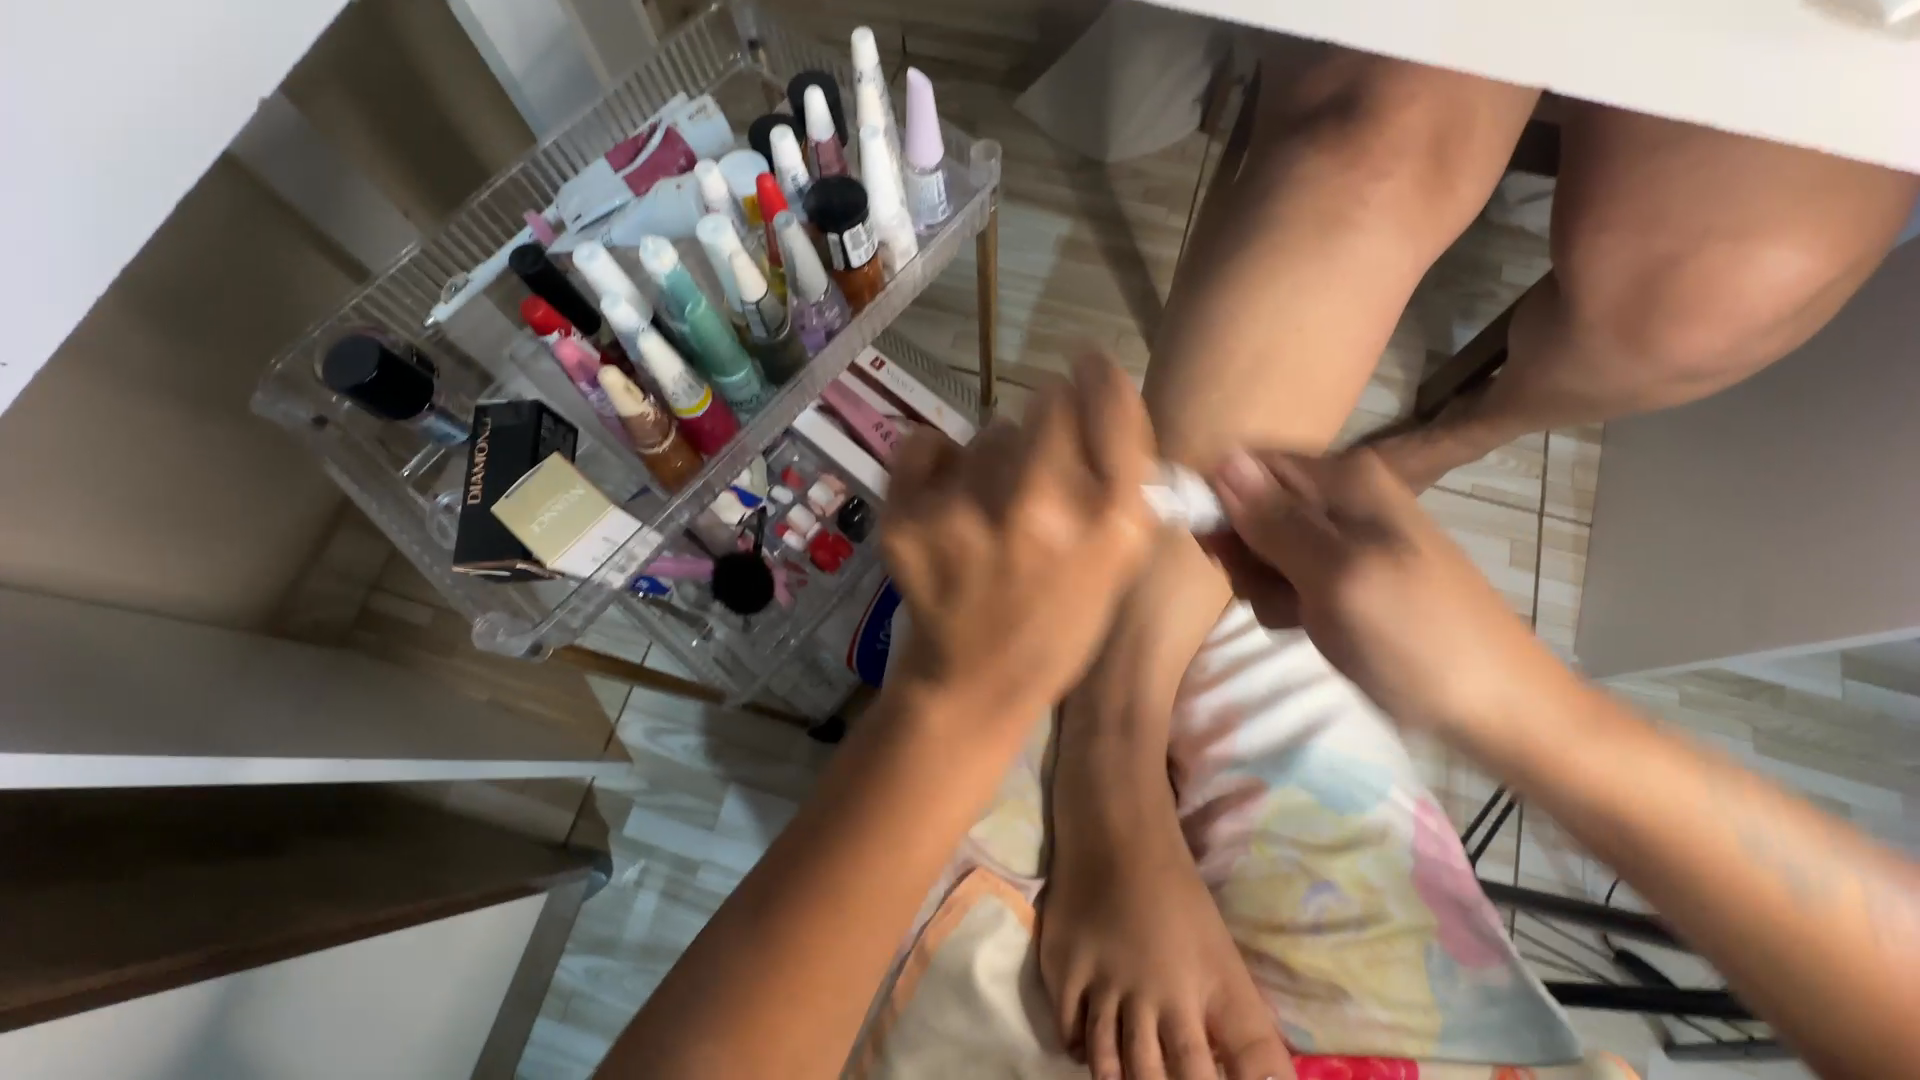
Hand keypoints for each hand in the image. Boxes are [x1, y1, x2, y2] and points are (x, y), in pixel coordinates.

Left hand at [880, 352, 1157, 722]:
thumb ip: (1123, 487)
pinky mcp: (908, 520)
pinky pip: (925, 445)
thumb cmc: (1056, 626)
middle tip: (1034, 456)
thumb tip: (1108, 397)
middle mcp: (1043, 512)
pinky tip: (943, 501)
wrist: (975, 683)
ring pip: (987, 432)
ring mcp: (968, 515)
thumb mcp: (1116, 565)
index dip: (1098, 377)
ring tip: (987, 513)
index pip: (1112, 405)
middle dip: (1047, 417)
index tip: (1088, 364)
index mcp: (1110, 525)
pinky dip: (932, 462)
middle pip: (1048, 401)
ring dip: (991, 456)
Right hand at [1207, 447, 1567, 740]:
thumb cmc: (1417, 637)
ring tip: (1302, 618)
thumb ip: (1276, 521)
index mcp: (1345, 481)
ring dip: (1264, 587)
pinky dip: (1286, 605)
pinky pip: (1287, 580)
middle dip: (1246, 554)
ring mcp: (1345, 542)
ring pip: (1263, 550)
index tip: (1220, 554)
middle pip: (1252, 509)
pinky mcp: (1345, 580)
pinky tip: (1311, 627)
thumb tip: (1222, 461)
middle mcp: (1341, 500)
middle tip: (1275, 592)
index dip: (1223, 505)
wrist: (1495, 708)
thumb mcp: (1338, 577)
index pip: (1249, 467)